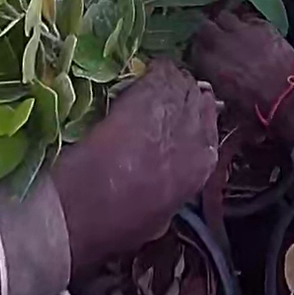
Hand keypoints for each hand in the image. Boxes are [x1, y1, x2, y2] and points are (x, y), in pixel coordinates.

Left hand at [50, 60, 216, 272]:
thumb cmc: (116, 224)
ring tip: (153, 85)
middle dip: (184, 96)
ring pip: (183, 81)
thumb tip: (174, 165)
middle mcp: (196, 134)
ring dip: (170, 82)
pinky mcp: (147, 94)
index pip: (211, 125)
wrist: (82, 209)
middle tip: (164, 97)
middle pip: (198, 99)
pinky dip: (155, 71)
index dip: (195, 116)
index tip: (180, 113)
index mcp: (202, 167)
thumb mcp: (161, 214)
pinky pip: (162, 71)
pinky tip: (143, 76)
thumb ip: (177, 182)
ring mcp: (174, 110)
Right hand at [190, 11, 293, 143]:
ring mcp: (243, 31)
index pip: (192, 48)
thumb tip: (213, 77)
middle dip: (207, 33)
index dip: (197, 52)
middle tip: (214, 41)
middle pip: (204, 27)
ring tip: (232, 33)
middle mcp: (222, 43)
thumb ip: (214, 84)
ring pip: (224, 16)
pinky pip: (248, 19)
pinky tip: (253, 35)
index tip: (202, 56)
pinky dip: (248, 25)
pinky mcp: (263, 26)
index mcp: (210, 64)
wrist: (289, 100)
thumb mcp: (227, 104)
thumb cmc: (256, 111)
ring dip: (226, 25)